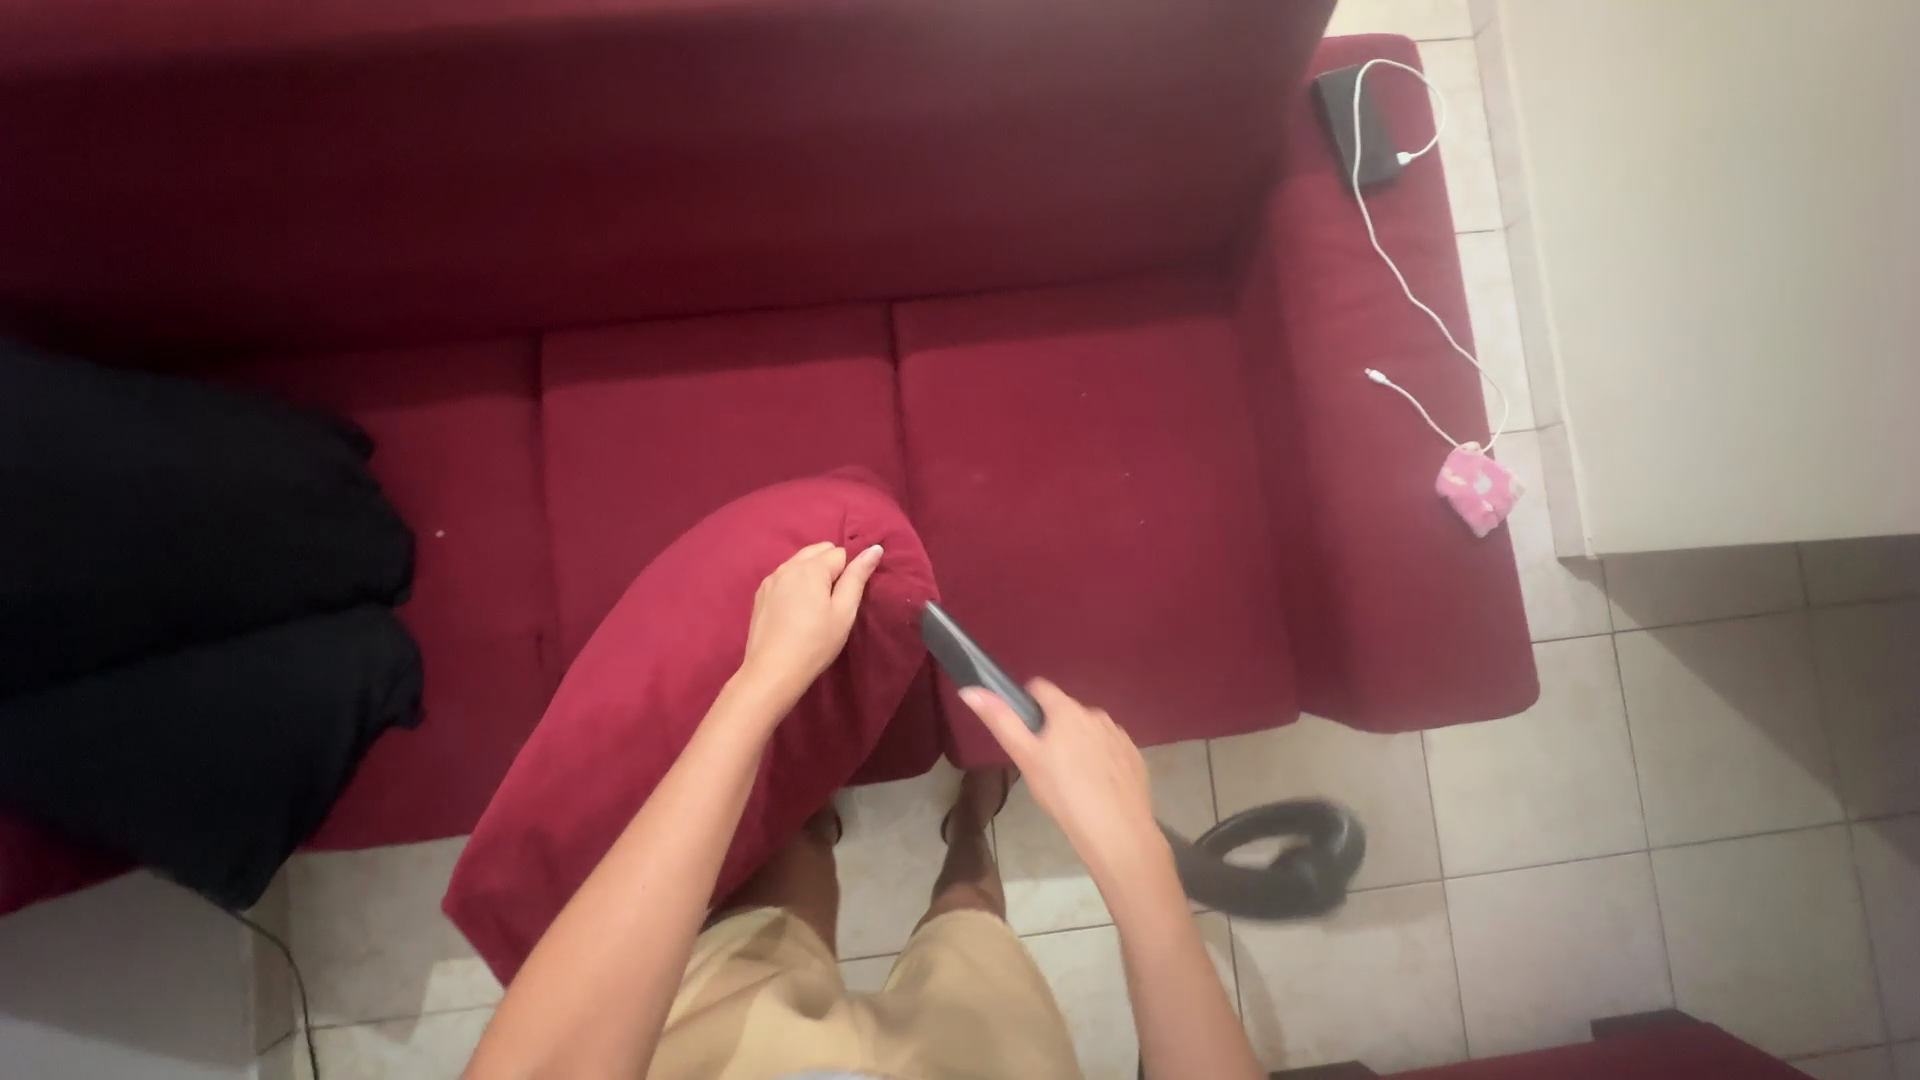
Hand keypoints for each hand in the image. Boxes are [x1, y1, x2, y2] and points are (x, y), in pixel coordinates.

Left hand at [737, 542, 882, 702]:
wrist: (772, 671)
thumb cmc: (816, 643)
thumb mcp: (844, 611)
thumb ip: (858, 576)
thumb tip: (874, 547)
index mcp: (811, 568)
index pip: (840, 553)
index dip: (850, 571)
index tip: (849, 595)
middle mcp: (788, 566)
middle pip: (818, 551)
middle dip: (831, 566)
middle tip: (835, 598)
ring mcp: (770, 579)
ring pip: (799, 562)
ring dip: (813, 572)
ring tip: (816, 604)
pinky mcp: (760, 594)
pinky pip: (784, 576)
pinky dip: (795, 583)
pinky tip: (796, 609)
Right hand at [960, 679, 1169, 884]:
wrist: (1116, 831)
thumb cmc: (1063, 793)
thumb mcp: (1025, 758)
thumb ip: (1000, 720)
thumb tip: (971, 690)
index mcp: (1067, 710)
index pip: (1040, 687)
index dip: (1027, 704)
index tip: (1024, 732)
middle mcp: (1096, 714)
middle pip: (1065, 711)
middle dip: (1053, 729)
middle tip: (1044, 764)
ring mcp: (1118, 734)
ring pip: (1089, 730)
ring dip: (1078, 743)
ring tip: (1071, 780)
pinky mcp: (1134, 756)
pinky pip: (1110, 748)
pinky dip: (1100, 759)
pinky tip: (1096, 787)